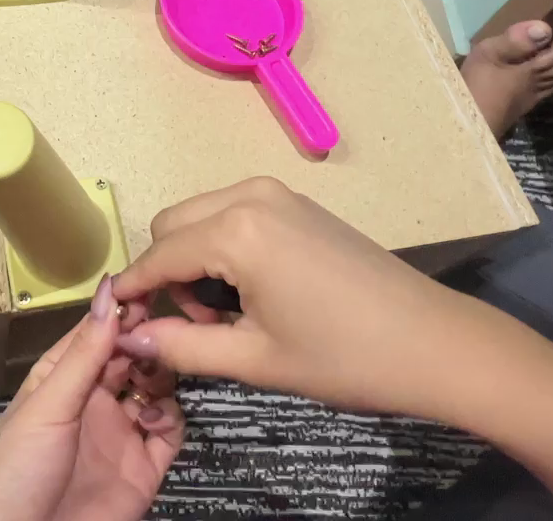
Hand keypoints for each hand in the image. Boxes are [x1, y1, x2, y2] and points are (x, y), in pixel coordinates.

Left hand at [0, 276, 185, 520]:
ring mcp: (119, 433)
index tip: (147, 292)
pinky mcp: (141, 469)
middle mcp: (94, 399)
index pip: (98, 331)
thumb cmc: (14, 471)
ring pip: (155, 388)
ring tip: (157, 375)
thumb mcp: (47, 406)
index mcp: (63, 377)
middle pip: (131, 355)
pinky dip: (172, 418)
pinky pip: (169, 432)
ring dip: (162, 374)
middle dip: (147, 340)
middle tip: (162, 333)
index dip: (122, 312)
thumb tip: (109, 293)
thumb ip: (84, 353)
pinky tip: (158, 417)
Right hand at [110, 177, 541, 424]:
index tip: (118, 322)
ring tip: (228, 313)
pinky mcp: (294, 200)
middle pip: (172, 224)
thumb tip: (126, 337)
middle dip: (168, 273)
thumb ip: (181, 347)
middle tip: (200, 327)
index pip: (159, 255)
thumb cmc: (344, 357)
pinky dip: (221, 244)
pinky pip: (231, 212)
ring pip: (200, 215)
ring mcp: (274, 192)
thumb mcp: (256, 359)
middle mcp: (247, 195)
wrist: (434, 342)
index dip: (135, 290)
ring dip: (193, 257)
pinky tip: (252, 288)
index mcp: (235, 231)